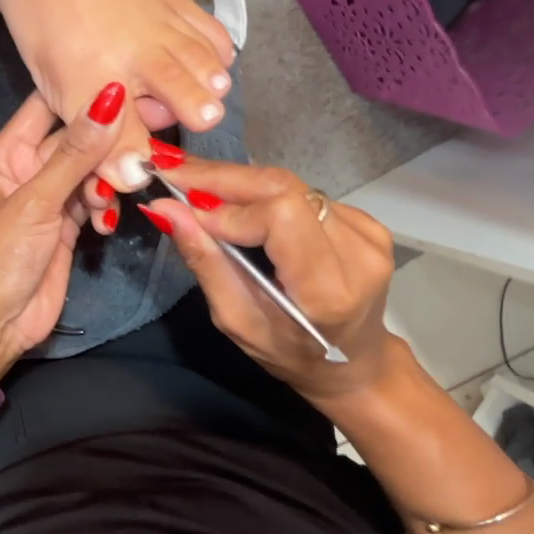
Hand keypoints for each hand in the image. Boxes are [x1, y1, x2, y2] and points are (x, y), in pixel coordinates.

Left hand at [0, 86, 122, 384]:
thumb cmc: (0, 262)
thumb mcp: (36, 203)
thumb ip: (75, 153)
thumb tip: (110, 97)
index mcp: (4, 156)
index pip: (47, 106)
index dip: (86, 93)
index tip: (135, 84)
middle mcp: (25, 170)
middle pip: (75, 138)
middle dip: (108, 142)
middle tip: (151, 138)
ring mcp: (47, 199)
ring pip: (89, 170)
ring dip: (106, 181)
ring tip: (111, 198)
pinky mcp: (65, 225)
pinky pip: (93, 200)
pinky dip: (104, 207)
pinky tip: (106, 223)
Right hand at [137, 160, 401, 403]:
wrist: (353, 362)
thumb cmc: (288, 353)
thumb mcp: (236, 321)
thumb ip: (207, 264)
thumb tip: (166, 211)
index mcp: (326, 290)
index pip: (280, 216)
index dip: (228, 208)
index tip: (181, 206)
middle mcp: (358, 252)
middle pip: (284, 188)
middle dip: (221, 177)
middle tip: (171, 171)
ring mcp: (368, 232)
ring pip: (291, 185)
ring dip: (237, 182)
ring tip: (192, 182)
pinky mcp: (366, 222)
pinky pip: (302, 195)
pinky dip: (261, 194)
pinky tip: (233, 202)